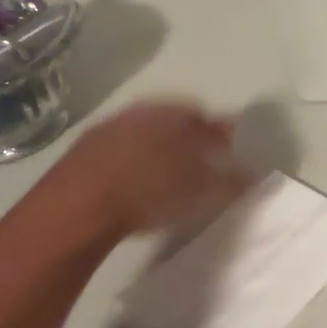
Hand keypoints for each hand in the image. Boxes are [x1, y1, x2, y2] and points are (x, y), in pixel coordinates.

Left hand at [38, 101, 251, 238]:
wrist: (70, 214)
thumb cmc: (148, 193)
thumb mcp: (202, 191)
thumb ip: (233, 179)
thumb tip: (256, 174)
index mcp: (171, 113)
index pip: (205, 115)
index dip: (220, 133)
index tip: (230, 152)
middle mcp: (138, 112)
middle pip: (172, 122)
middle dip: (188, 140)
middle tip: (201, 163)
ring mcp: (104, 130)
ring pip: (142, 135)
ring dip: (157, 151)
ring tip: (167, 177)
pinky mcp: (77, 154)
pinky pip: (117, 152)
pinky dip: (130, 163)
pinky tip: (133, 186)